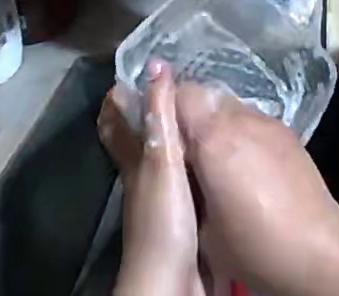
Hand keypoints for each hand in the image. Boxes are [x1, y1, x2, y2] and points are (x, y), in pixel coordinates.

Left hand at [99, 66, 204, 295]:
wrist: (174, 286)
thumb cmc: (163, 220)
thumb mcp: (162, 161)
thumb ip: (160, 117)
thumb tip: (154, 65)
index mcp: (136, 164)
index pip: (118, 126)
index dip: (118, 100)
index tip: (130, 72)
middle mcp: (146, 179)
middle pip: (142, 141)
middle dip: (153, 115)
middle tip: (178, 85)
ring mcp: (167, 200)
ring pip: (170, 159)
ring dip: (182, 137)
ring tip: (206, 113)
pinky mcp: (189, 217)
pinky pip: (194, 178)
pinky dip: (202, 162)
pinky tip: (220, 157)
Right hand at [173, 81, 338, 295]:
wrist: (314, 245)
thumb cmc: (252, 242)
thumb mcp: (204, 223)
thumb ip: (188, 177)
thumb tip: (176, 157)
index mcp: (216, 137)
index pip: (182, 94)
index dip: (163, 101)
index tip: (148, 115)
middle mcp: (241, 118)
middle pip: (205, 95)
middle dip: (186, 110)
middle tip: (173, 138)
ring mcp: (267, 121)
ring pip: (229, 104)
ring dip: (212, 118)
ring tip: (204, 151)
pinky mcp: (285, 130)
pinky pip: (250, 118)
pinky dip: (236, 129)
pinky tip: (236, 157)